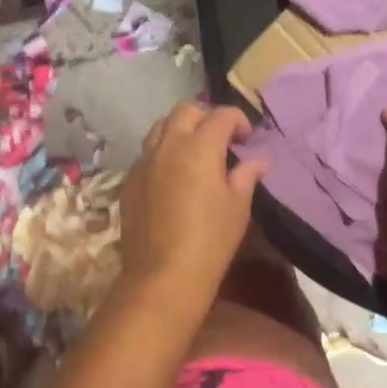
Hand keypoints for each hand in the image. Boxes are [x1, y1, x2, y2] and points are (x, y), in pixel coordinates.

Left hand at [120, 102, 266, 300]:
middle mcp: (168, 144)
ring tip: (193, 154)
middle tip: (219, 140)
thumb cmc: (210, 239)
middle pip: (185, 110)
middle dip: (205, 117)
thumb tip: (258, 160)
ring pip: (160, 127)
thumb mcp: (238, 206)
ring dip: (179, 131)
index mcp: (200, 145)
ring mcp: (144, 162)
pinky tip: (171, 178)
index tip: (246, 139)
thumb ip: (246, 174)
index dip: (238, 120)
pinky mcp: (128, 182)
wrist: (163, 276)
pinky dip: (162, 154)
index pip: (221, 115)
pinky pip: (146, 154)